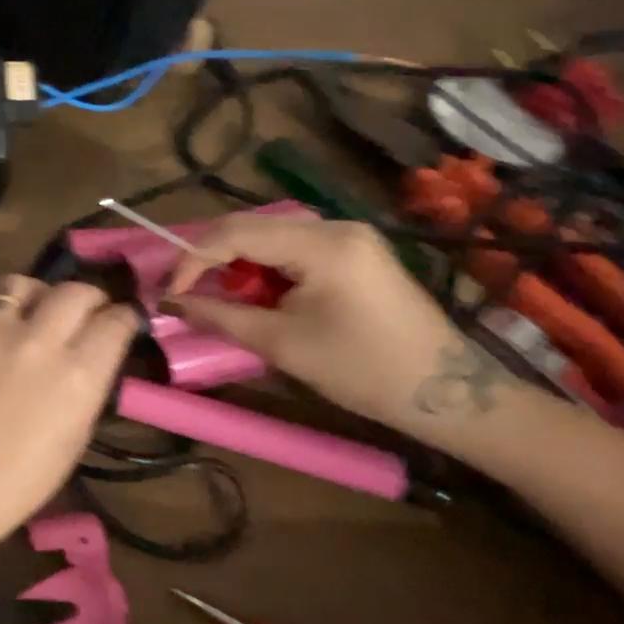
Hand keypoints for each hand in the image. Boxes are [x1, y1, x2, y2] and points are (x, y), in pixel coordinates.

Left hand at [0, 277, 137, 586]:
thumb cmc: (22, 478)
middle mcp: (39, 341)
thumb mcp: (75, 434)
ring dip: (32, 292)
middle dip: (87, 296)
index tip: (122, 318)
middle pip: (73, 291)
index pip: (115, 322)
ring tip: (29, 307)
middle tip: (82, 307)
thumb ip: (87, 385)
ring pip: (19, 283)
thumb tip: (90, 354)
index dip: (124, 317)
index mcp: (80, 375)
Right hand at [165, 213, 464, 429]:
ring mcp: (351, 236)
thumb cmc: (366, 372)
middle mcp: (337, 227)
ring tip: (219, 294)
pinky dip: (264, 264)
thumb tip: (170, 302)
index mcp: (323, 245)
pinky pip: (292, 245)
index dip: (192, 259)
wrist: (454, 397)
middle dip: (210, 257)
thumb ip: (219, 315)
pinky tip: (257, 292)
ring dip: (235, 260)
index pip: (234, 233)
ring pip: (267, 233)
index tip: (169, 292)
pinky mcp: (356, 251)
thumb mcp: (282, 345)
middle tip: (186, 291)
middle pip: (249, 226)